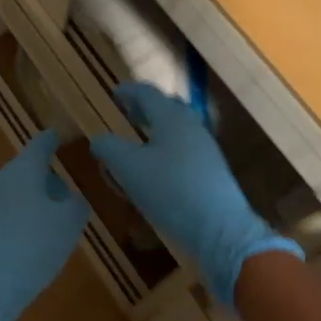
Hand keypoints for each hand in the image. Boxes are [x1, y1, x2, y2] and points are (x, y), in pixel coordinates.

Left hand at [0, 130, 87, 320]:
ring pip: (11, 195)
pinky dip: (14, 224)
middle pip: (24, 171)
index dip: (52, 141)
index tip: (58, 136)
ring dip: (29, 203)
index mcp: (23, 170)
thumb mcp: (67, 226)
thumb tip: (71, 199)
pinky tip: (24, 246)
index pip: (40, 145)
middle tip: (62, 191)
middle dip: (43, 178)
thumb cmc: (30, 247)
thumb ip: (75, 206)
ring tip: (47, 222)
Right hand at [90, 82, 300, 307]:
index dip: (129, 92)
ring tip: (140, 143)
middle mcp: (191, 126)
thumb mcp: (129, 169)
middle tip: (128, 113)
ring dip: (157, 130)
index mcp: (170, 117)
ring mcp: (205, 148)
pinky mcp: (213, 171)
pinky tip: (159, 170)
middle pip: (166, 108)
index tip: (115, 93)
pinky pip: (185, 149)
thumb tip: (98, 140)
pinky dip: (168, 149)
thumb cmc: (170, 190)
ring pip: (177, 129)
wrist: (221, 228)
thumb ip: (110, 149)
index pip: (147, 93)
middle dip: (145, 109)